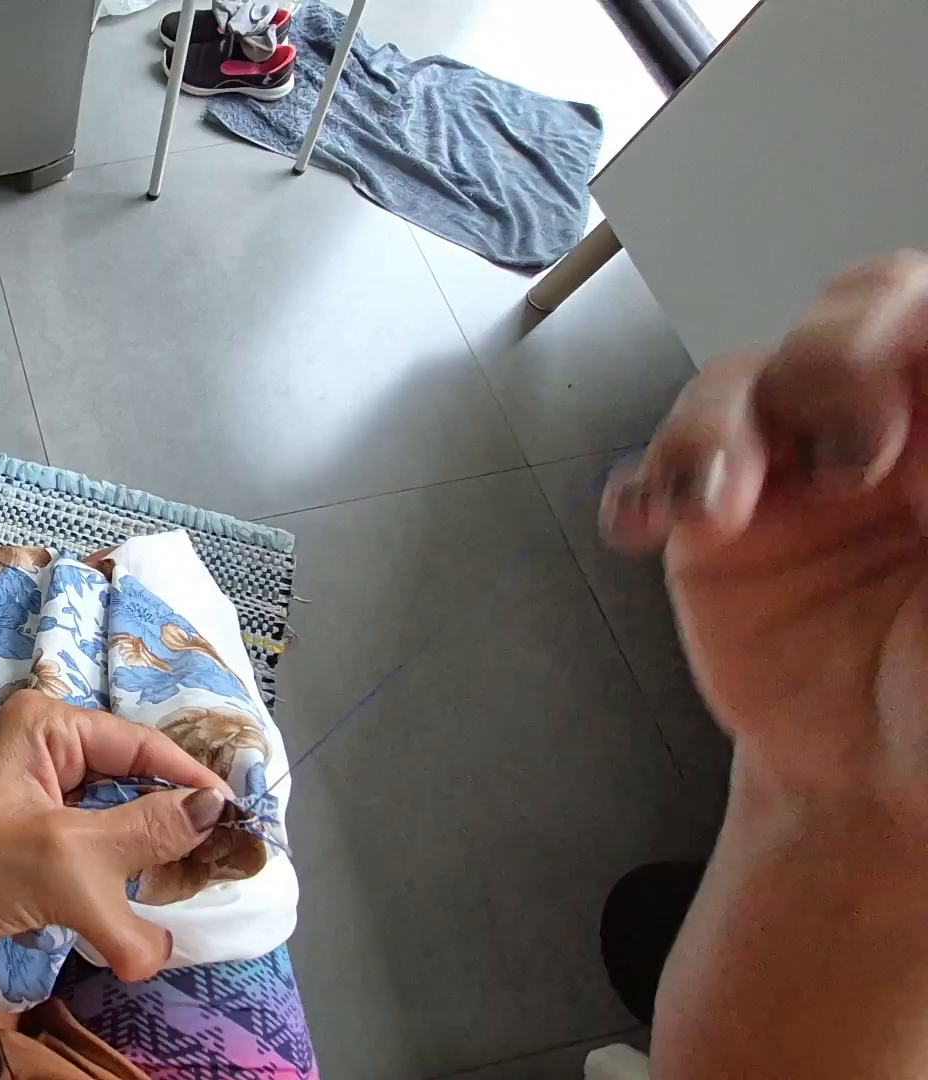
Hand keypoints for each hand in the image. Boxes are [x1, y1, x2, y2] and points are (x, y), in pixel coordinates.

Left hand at [0, 689, 231, 980]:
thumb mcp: (62, 854)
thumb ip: (143, 835)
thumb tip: (214, 813)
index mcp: (45, 724)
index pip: (136, 742)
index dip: (189, 779)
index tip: (238, 819)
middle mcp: (42, 748)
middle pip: (127, 779)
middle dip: (165, 825)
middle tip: (215, 865)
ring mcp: (34, 792)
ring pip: (110, 817)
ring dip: (137, 860)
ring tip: (176, 893)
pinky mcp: (29, 834)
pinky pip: (88, 846)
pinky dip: (111, 878)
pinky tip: (130, 913)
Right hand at [599, 252, 927, 801]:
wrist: (887, 782)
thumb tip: (920, 408)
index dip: (912, 343)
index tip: (897, 447)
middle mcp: (900, 427)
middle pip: (849, 315)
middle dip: (824, 364)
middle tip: (842, 460)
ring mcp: (792, 472)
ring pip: (731, 384)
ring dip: (702, 437)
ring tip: (707, 512)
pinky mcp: (710, 520)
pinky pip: (650, 468)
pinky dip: (639, 487)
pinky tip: (645, 528)